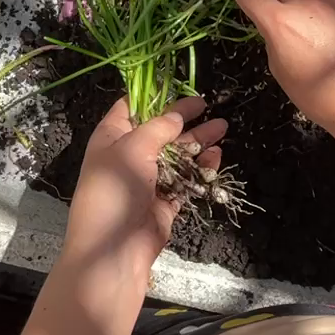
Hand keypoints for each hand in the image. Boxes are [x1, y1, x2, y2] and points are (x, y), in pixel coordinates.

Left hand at [63, 96, 225, 273]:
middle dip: (185, 117)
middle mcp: (129, 155)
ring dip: (198, 141)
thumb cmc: (115, 191)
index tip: (179, 83)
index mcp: (112, 137)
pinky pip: (187, 179)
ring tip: (222, 128)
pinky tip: (217, 157)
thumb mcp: (132, 149)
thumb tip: (177, 115)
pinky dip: (201, 168)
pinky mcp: (165, 201)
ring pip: (178, 154)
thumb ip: (158, 128)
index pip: (131, 107)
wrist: (113, 250)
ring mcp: (149, 180)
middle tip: (209, 104)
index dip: (153, 94)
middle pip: (161, 129)